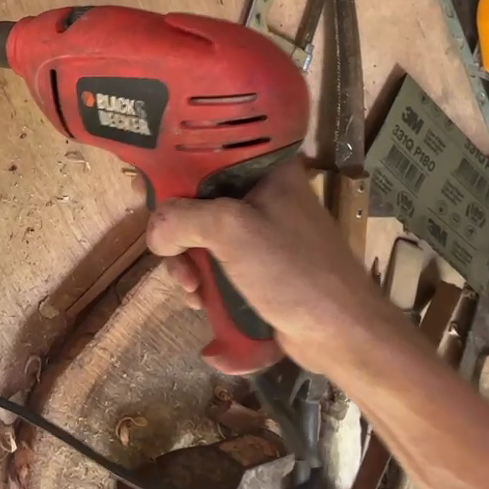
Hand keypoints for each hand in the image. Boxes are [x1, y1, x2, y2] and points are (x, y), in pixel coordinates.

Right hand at [146, 157, 402, 376]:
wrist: (345, 338)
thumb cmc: (294, 271)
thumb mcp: (230, 231)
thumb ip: (180, 219)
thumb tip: (155, 235)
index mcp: (263, 170)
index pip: (205, 150)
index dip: (170, 163)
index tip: (142, 183)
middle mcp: (259, 194)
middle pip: (193, 196)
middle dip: (173, 228)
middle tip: (165, 248)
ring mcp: (257, 233)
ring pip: (197, 234)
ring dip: (185, 262)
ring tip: (190, 288)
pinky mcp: (255, 266)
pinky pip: (212, 262)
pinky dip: (201, 280)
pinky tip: (201, 301)